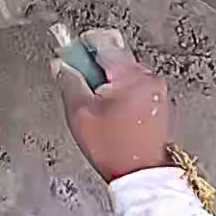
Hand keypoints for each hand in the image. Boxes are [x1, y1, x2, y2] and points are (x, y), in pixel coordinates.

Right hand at [51, 28, 171, 180]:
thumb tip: (60, 64)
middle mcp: (148, 77)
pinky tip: (107, 111)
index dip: (81, 46)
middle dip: (92, 67)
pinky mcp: (155, 100)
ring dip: (104, 80)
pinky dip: (116, 90)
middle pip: (112, 55)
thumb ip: (68, 81)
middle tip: (80, 89)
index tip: (68, 55)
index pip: (103, 41)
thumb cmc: (113, 147)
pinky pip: (130, 84)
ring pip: (120, 70)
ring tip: (94, 105)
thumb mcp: (79, 112)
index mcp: (130, 75)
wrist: (141, 175)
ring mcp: (154, 89)